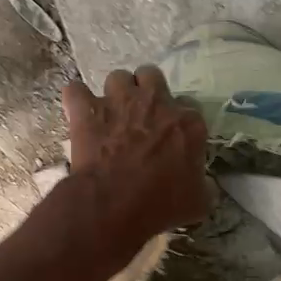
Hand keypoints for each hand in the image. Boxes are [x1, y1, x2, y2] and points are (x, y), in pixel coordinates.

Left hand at [62, 66, 209, 248]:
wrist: (116, 204)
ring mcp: (119, 101)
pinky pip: (76, 90)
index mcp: (188, 122)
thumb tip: (204, 186)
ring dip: (115, 92)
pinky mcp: (87, 110)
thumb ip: (203, 186)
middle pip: (152, 75)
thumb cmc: (162, 204)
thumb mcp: (198, 202)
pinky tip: (79, 113)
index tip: (173, 134)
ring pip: (117, 77)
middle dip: (146, 90)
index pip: (189, 105)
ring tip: (112, 112)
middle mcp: (156, 102)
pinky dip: (76, 99)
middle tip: (141, 113)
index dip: (179, 118)